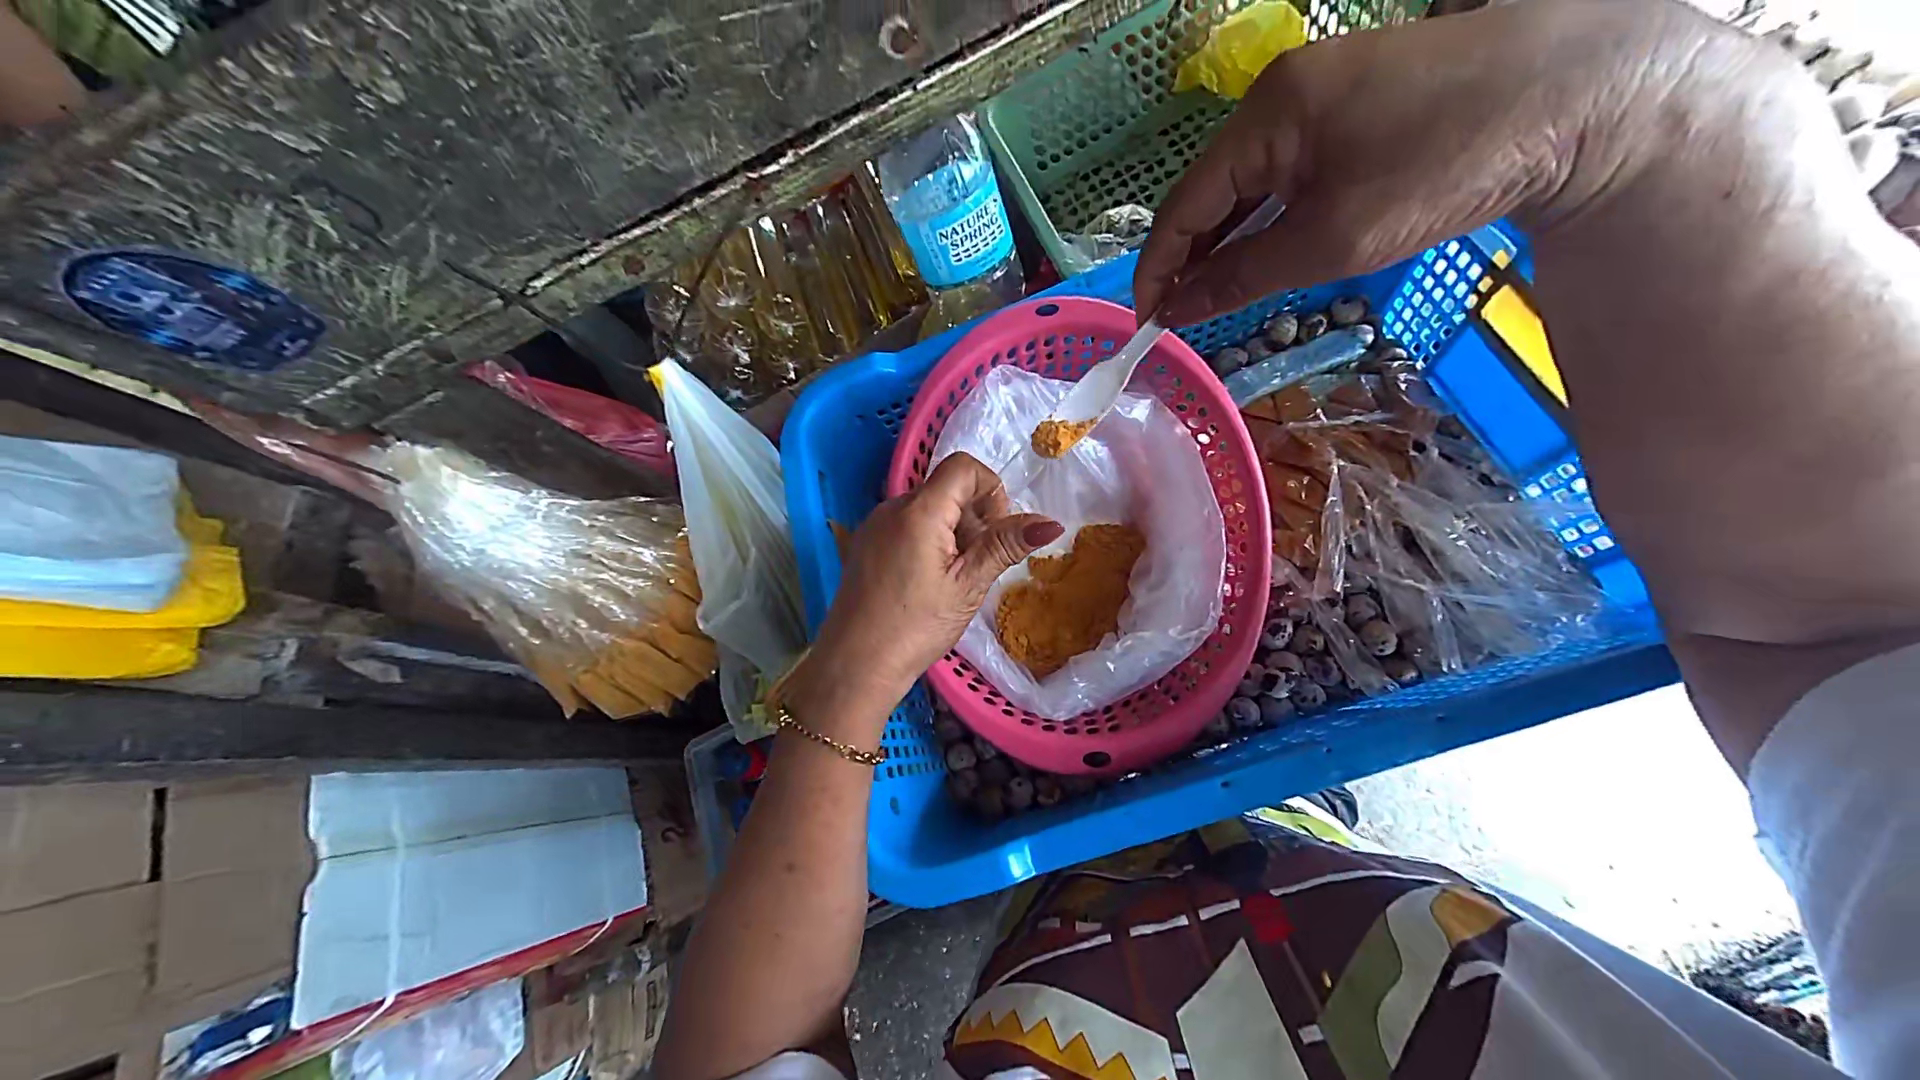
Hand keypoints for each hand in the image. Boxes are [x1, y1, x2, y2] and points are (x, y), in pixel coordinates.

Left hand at [808, 452, 1062, 704]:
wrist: (855, 664)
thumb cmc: (916, 628)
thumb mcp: (968, 585)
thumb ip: (1005, 545)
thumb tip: (1051, 523)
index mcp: (919, 510)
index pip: (964, 467)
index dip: (992, 490)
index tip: (996, 533)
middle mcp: (892, 506)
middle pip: (947, 488)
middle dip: (974, 518)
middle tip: (977, 566)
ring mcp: (875, 524)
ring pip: (928, 508)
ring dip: (954, 532)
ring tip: (953, 580)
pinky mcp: (866, 543)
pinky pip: (907, 524)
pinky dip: (930, 541)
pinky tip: (929, 582)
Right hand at [1134, 0, 1782, 325]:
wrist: (1584, 91)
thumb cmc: (1443, 165)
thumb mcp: (1332, 239)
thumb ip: (1242, 277)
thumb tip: (1175, 311)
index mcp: (1264, 117)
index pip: (1183, 204)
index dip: (1157, 267)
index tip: (1145, 320)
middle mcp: (1278, 98)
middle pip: (1208, 192)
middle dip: (1187, 258)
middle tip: (1176, 316)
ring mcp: (1316, 97)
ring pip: (1244, 185)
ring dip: (1224, 243)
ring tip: (1210, 296)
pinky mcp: (1350, 108)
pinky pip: (1282, 174)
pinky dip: (1262, 220)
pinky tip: (1259, 253)